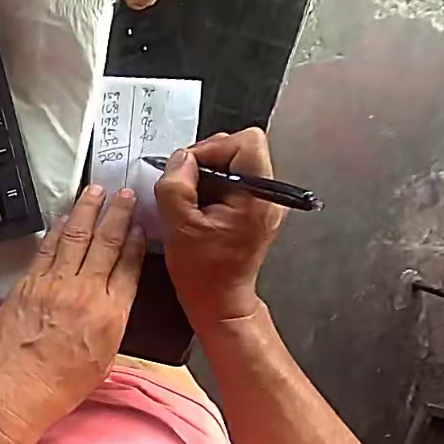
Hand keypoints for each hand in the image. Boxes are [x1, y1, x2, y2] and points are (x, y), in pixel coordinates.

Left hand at [0, 184, 146, 443]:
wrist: (15, 391)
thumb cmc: (59, 387)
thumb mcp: (103, 360)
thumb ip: (111, 325)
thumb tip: (113, 303)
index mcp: (111, 315)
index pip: (129, 267)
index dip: (136, 241)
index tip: (140, 225)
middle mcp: (85, 293)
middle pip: (107, 243)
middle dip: (118, 214)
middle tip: (123, 194)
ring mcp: (55, 284)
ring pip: (77, 237)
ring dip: (88, 210)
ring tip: (96, 191)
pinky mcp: (28, 283)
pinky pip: (47, 248)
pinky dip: (58, 229)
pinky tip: (65, 217)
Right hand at [154, 128, 287, 326]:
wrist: (219, 302)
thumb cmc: (203, 273)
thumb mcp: (178, 227)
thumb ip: (175, 186)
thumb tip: (179, 159)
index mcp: (257, 196)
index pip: (245, 141)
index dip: (212, 148)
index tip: (189, 170)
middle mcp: (268, 195)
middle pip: (240, 149)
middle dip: (207, 161)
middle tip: (185, 185)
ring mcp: (262, 202)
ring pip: (234, 164)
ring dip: (207, 175)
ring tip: (191, 201)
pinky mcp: (253, 209)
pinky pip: (232, 182)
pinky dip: (211, 188)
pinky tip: (198, 209)